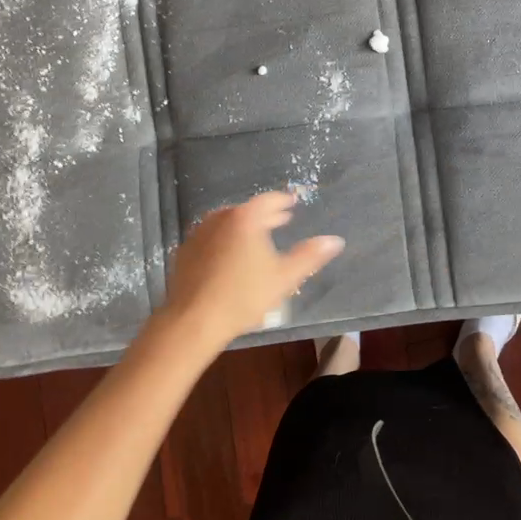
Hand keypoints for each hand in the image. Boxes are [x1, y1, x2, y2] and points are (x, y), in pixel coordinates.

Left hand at [159, 192, 344, 347]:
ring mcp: (200, 232)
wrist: (194, 319)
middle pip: (247, 210)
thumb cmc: (244, 297)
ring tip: (257, 239)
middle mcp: (221, 218)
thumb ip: (310, 256)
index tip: (292, 203)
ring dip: (244, 227)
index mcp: (246, 218)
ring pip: (227, 222)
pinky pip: (211, 237)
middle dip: (266, 215)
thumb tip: (335, 240)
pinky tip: (230, 256)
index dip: (283, 200)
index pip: (269, 200)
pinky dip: (224, 239)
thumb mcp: (284, 278)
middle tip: (281, 220)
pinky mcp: (186, 250)